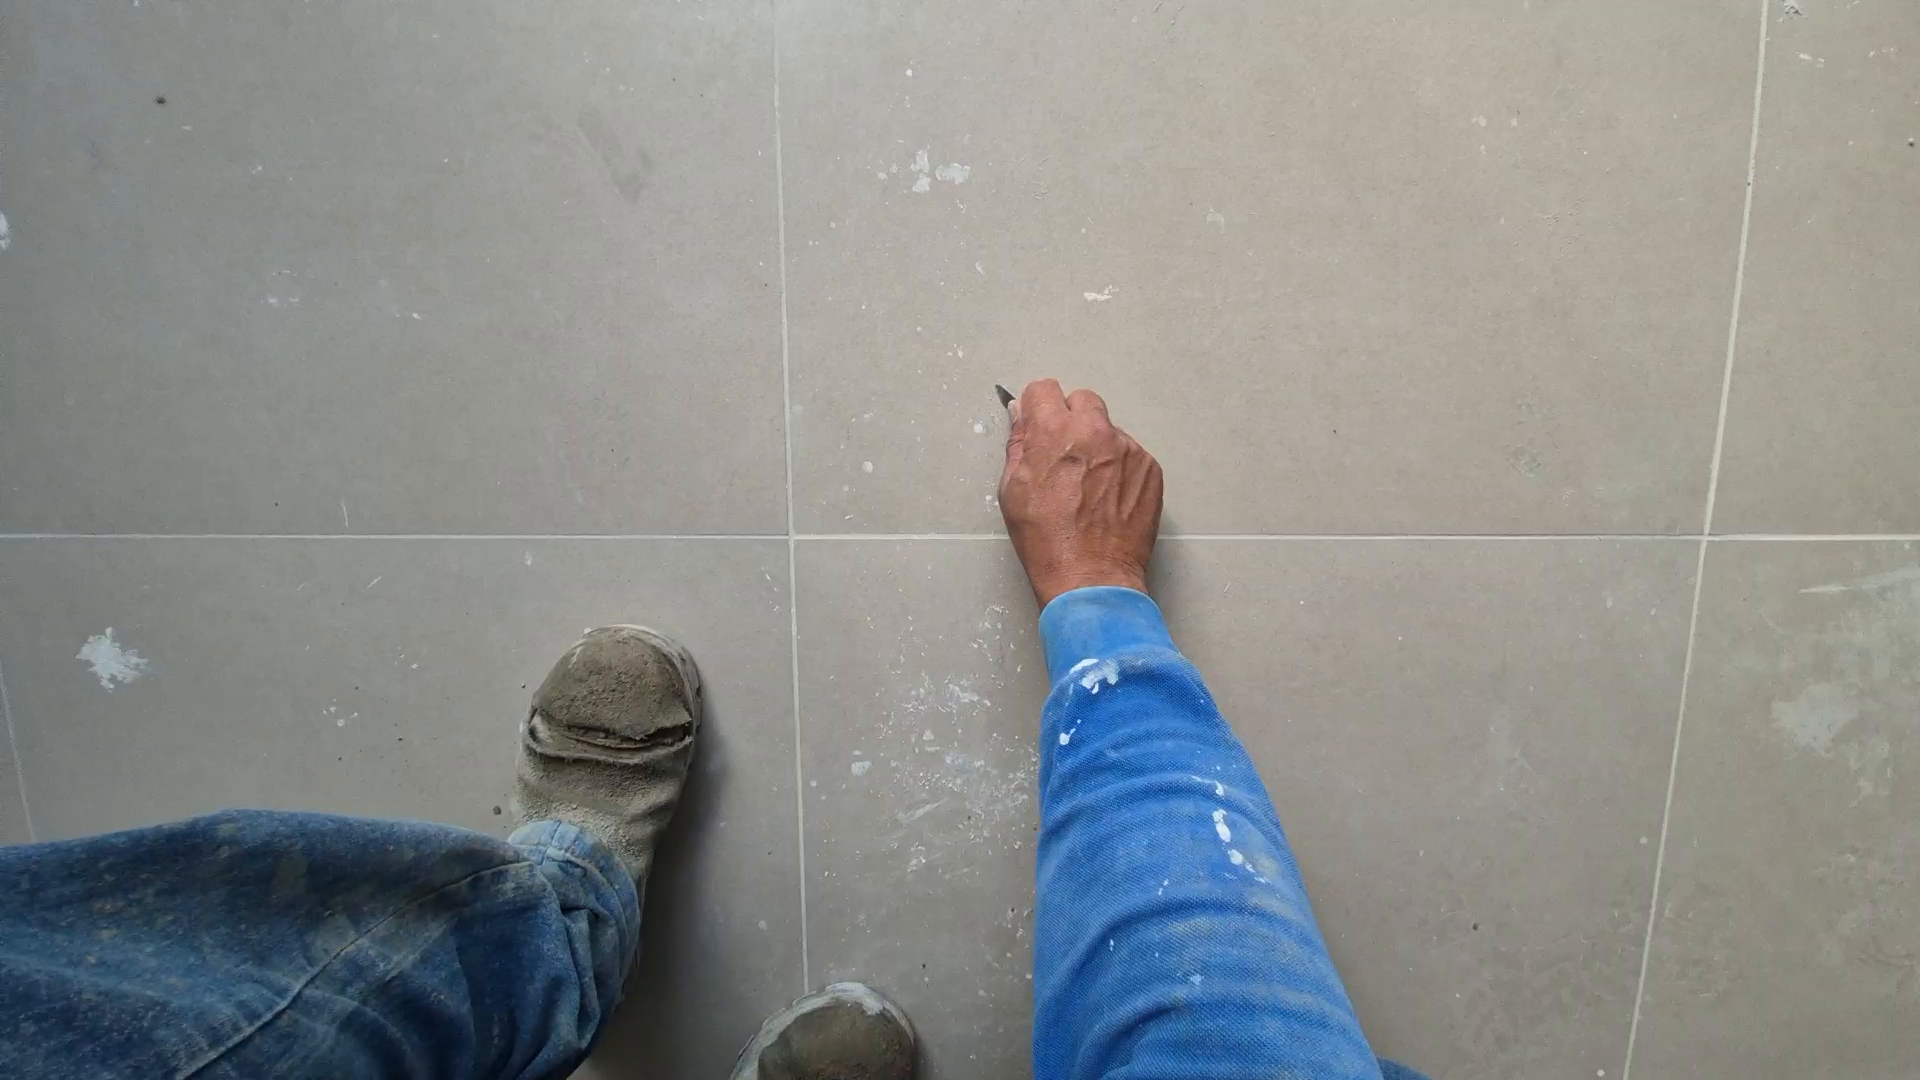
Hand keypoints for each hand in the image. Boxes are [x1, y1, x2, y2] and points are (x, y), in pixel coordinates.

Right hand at [998, 379, 1164, 607]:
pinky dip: (1119, 469)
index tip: (1037, 426)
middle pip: (1082, 400)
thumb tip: (1022, 416)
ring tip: (1088, 487)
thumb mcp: (1012, 490)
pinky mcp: (1150, 470)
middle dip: (1070, 419)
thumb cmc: (1044, 539)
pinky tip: (1108, 500)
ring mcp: (1128, 449)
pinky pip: (1130, 455)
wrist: (1090, 577)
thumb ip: (1018, 445)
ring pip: (1108, 430)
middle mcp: (1095, 431)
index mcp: (1054, 432)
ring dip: (1097, 446)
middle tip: (1064, 455)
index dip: (1037, 408)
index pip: (1044, 389)